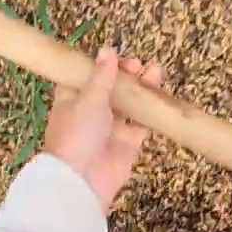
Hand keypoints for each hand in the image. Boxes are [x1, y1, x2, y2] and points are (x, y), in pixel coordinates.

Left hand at [43, 47, 163, 212]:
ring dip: (140, 89)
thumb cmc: (77, 135)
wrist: (82, 181)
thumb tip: (107, 51)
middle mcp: (90, 113)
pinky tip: (160, 95)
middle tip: (136, 66)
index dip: (100, 66)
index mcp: (71, 100)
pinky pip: (141, 124)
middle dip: (124, 76)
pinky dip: (150, 111)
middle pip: (110, 89)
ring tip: (155, 71)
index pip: (84, 77)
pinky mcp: (127, 143)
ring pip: (128, 104)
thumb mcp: (88, 99)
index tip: (114, 56)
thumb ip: (102, 76)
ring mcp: (110, 129)